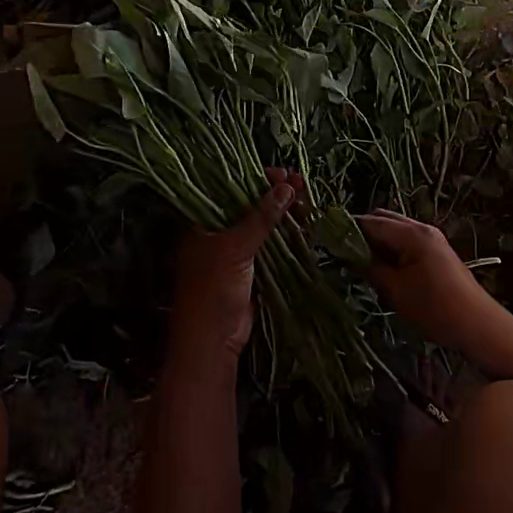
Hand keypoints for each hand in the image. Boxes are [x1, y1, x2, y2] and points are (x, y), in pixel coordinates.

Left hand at [171, 169, 304, 359]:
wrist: (212, 340)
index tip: (280, 172)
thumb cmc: (214, 288)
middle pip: (251, 206)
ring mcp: (236, 252)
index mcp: (204, 224)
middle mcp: (218, 234)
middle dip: (275, 194)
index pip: (231, 190)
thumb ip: (261, 217)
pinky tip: (305, 223)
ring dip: (284, 212)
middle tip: (301, 182)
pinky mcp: (251, 270)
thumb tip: (285, 187)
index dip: (256, 179)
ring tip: (307, 198)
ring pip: (264, 225)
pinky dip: (287, 235)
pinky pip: (271, 246)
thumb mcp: (235, 247)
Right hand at [355, 209, 512, 360]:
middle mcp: (421, 228)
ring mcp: (431, 238)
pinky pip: (405, 240)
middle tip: (341, 253)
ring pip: (394, 229)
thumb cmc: (435, 309)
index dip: (346, 229)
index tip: (325, 239)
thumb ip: (369, 267)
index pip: (370, 222)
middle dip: (360, 232)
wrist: (478, 325)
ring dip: (375, 240)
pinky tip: (381, 268)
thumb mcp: (396, 290)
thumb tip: (345, 253)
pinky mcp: (436, 250)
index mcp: (412, 233)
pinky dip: (389, 248)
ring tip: (358, 262)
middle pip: (382, 219)